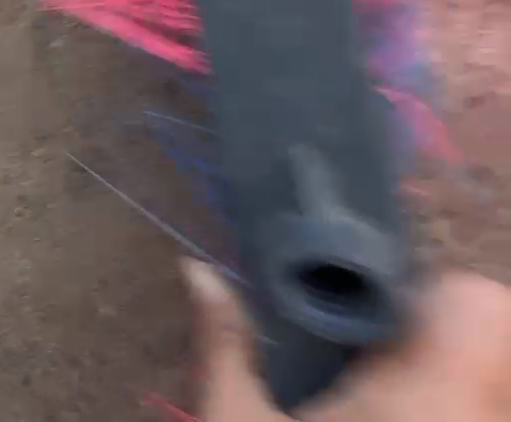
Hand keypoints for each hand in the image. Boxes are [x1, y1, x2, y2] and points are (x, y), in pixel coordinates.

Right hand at [186, 260, 510, 420]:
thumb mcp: (235, 421)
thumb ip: (225, 341)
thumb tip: (194, 268)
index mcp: (425, 400)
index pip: (479, 304)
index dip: (431, 290)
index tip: (371, 303)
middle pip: (502, 340)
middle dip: (448, 333)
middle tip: (380, 343)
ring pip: (502, 385)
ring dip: (459, 375)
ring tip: (393, 388)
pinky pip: (489, 411)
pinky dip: (466, 403)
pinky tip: (400, 412)